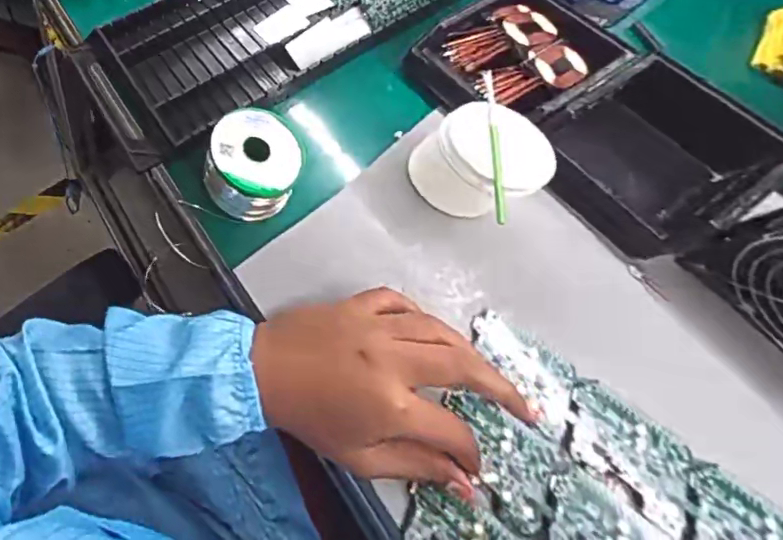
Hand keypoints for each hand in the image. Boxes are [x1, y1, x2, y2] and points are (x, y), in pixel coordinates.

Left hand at [251, 288, 535, 500]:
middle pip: (462, 367)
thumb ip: (415, 466)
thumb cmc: (306, 415)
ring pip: (435, 328)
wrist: (261, 368)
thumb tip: (463, 482)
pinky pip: (395, 299)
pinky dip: (417, 311)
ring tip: (485, 370)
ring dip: (468, 349)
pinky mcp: (352, 305)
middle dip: (500, 389)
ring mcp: (370, 326)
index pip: (454, 432)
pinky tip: (427, 328)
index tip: (473, 465)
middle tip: (521, 406)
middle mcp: (388, 359)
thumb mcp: (359, 458)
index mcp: (390, 403)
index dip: (471, 455)